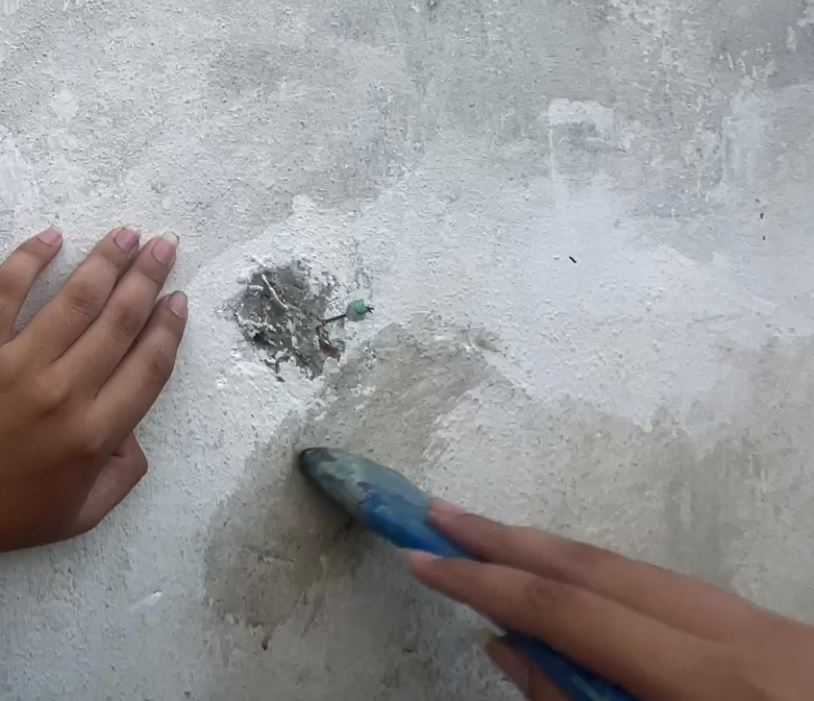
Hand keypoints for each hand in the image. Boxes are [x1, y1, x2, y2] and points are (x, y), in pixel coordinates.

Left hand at [0, 226, 187, 569]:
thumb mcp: (75, 516)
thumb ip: (120, 475)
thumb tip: (136, 429)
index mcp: (95, 435)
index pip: (147, 368)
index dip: (167, 329)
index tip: (178, 298)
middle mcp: (65, 392)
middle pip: (118, 322)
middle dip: (146, 277)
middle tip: (162, 244)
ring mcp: (16, 364)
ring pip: (75, 300)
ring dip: (104, 261)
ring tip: (124, 233)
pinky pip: (5, 290)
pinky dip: (30, 258)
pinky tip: (51, 236)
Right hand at [408, 501, 812, 700]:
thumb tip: (504, 644)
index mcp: (717, 681)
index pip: (565, 608)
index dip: (480, 580)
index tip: (416, 558)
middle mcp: (747, 636)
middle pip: (597, 565)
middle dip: (506, 537)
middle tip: (432, 511)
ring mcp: (778, 627)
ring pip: (638, 568)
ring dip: (551, 549)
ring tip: (484, 531)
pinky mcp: (793, 632)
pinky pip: (675, 589)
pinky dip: (609, 575)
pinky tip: (573, 572)